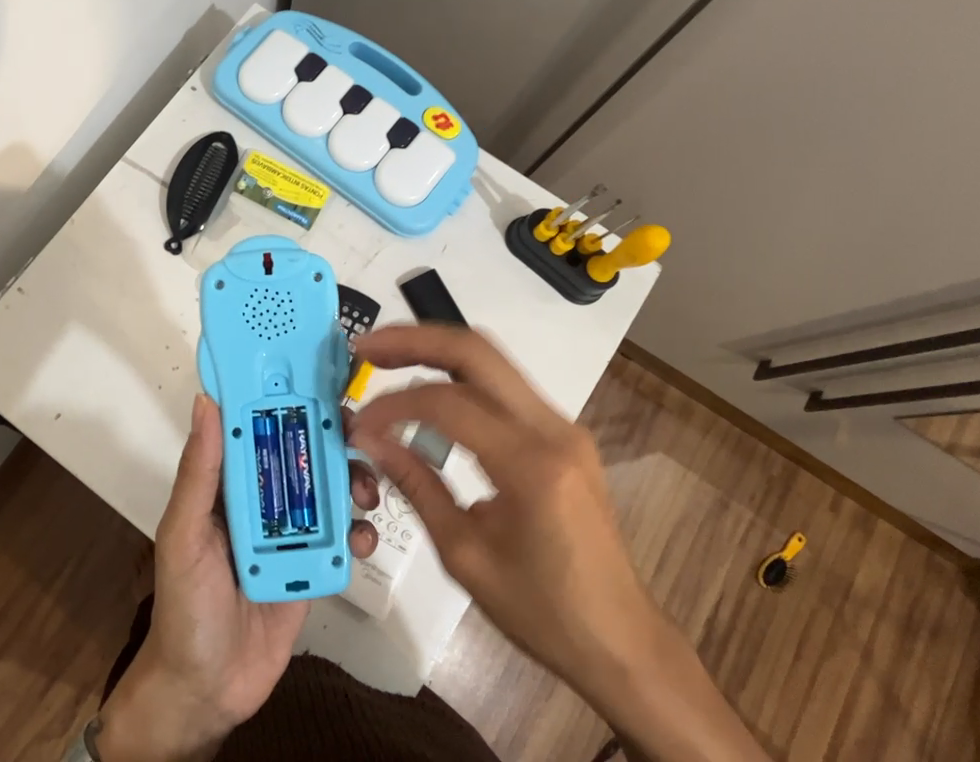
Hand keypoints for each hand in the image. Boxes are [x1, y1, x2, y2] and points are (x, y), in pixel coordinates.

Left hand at [97, 394, 379, 761]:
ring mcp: (289, 535)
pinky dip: (358, 534)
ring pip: (328, 493)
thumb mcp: (184, 534)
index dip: (281, 400)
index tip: (316, 376)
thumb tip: (208, 401)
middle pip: (301, 456)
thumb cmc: (185, 606)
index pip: (254, 430)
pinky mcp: (312, 569)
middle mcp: (259, 502)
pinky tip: (362, 540)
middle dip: (332, 441)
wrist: (208, 689)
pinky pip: (341, 541)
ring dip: (353, 484)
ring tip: (367, 492)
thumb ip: (199, 472)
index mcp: (224, 486)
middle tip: (359, 436)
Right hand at [349, 326, 769, 761]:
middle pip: (477, 352)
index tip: (358, 425)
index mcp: (530, 464)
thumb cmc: (542, 612)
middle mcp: (553, 430)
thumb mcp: (465, 555)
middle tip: (365, 348)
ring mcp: (565, 428)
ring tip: (387, 359)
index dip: (392, 405)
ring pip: (493, 362)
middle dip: (414, 340)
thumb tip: (369, 440)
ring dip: (437, 352)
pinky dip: (461, 379)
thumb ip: (417, 485)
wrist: (621, 641)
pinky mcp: (565, 438)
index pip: (446, 404)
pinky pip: (506, 389)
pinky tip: (429, 395)